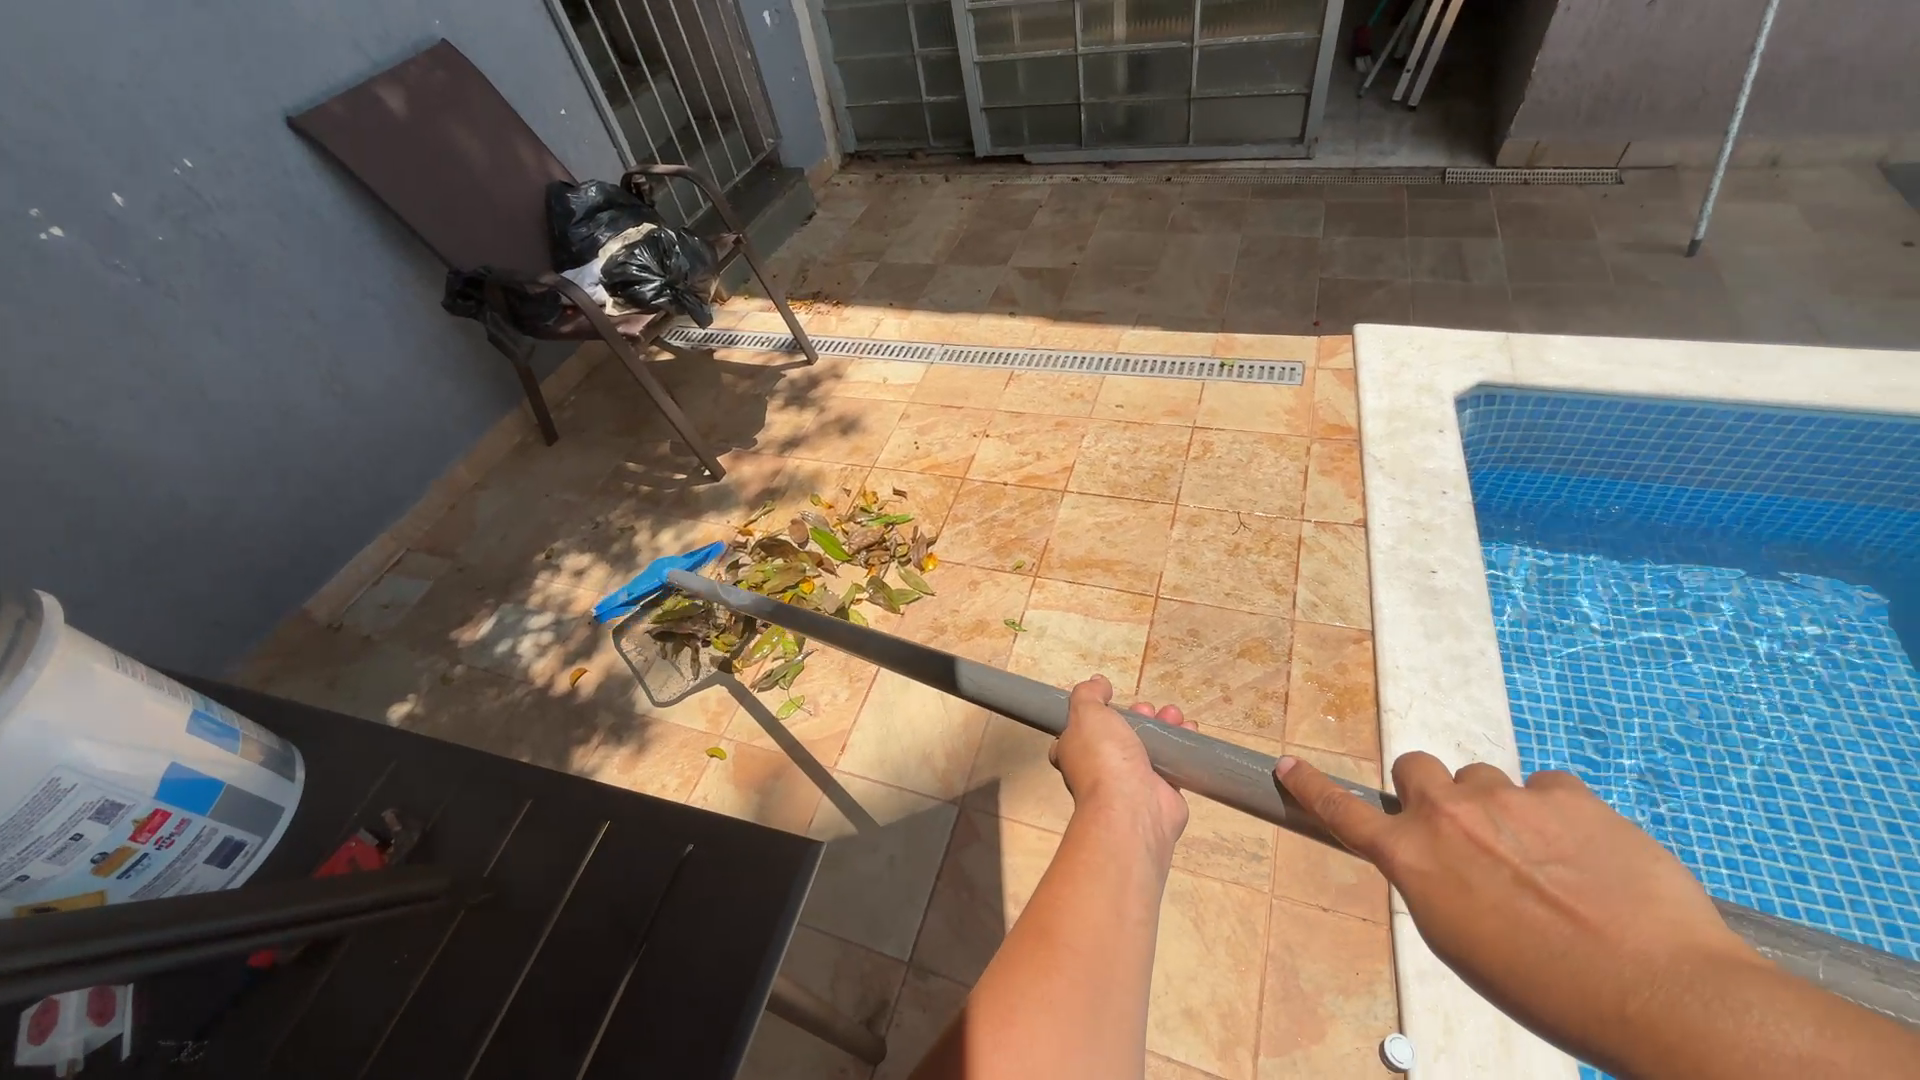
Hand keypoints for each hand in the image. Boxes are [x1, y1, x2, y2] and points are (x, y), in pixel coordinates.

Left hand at [1051, 676, 1195, 852]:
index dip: (1096, 714)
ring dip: (1163, 725)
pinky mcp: (1161, 791)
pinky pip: (1172, 763)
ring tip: (1175, 715)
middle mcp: (1100, 768)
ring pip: (1148, 746)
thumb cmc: (1103, 757)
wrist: (1133, 807)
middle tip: (1148, 709)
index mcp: (1075, 752)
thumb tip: (1097, 682)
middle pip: (1120, 734)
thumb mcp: (1086, 713)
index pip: (1079, 731)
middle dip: (1136, 715)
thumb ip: (1088, 694)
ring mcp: (1131, 782)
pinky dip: (1182, 745)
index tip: (1111, 701)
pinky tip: (1190, 730)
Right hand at [1277, 752, 1760, 1070]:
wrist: (1659, 992)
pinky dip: (1559, 814)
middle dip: (1432, 791)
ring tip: (1546, 861)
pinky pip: (1548, 786)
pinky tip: (1589, 857)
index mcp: (1411, 859)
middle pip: (1416, 767)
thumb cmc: (1548, 988)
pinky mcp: (1566, 793)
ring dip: (1501, 808)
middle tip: (1466, 829)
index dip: (1310, 787)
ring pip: (1485, 779)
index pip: (1341, 811)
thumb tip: (1433, 857)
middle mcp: (1446, 816)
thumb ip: (1430, 882)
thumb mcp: (1459, 941)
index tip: (1287, 765)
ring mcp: (1505, 798)